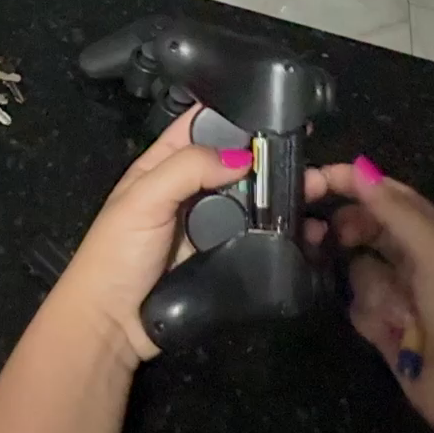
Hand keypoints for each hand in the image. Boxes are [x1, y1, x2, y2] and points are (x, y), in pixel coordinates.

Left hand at [52, 105, 327, 365]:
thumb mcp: (144, 198)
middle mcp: (193, 185)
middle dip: (271, 153)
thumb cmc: (118, 253)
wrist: (115, 326)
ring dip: (284, 189)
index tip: (276, 106)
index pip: (204, 124)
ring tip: (318, 184)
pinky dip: (283, 226)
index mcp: (166, 162)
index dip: (235, 113)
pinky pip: (259, 233)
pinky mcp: (227, 252)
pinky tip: (310, 224)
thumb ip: (187, 168)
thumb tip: (243, 157)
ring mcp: (212, 221)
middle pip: (237, 160)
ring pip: (254, 196)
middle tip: (309, 150)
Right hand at [319, 157, 433, 432]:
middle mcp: (416, 257)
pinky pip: (359, 304)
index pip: (387, 193)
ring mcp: (400, 293)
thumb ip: (396, 210)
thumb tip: (359, 167)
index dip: (351, 182)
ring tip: (395, 311)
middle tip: (315, 232)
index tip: (312, 178)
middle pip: (366, 226)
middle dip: (344, 228)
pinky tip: (394, 333)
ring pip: (358, 268)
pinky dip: (372, 315)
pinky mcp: (386, 327)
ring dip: (370, 287)